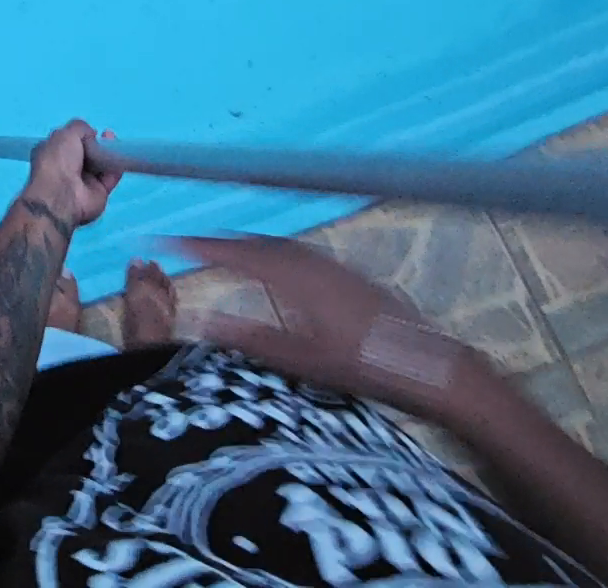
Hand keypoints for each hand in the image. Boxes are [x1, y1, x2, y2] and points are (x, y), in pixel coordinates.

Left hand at [25, 120, 122, 227]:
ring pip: (100, 165)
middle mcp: (66, 168)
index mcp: (51, 153)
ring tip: (115, 142)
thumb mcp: (65, 134)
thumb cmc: (58, 160)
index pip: (67, 143)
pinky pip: (110, 178)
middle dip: (97, 143)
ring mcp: (82, 182)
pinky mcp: (98, 193)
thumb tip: (92, 134)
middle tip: (107, 135)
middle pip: (86, 153)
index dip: (81, 136)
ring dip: (109, 153)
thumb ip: (80, 128)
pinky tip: (121, 156)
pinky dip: (117, 168)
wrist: (62, 195)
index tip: (92, 131)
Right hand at [171, 235, 479, 418]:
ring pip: (282, 246)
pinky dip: (276, 252)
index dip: (202, 246)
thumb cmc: (367, 367)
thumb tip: (203, 322)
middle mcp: (313, 263)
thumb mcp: (305, 362)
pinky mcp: (352, 277)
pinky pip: (301, 253)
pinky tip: (280, 268)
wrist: (436, 369)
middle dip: (223, 241)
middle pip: (258, 243)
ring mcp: (335, 267)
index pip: (238, 254)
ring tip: (227, 250)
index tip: (171, 239)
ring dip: (250, 244)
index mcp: (296, 278)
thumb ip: (253, 341)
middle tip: (192, 244)